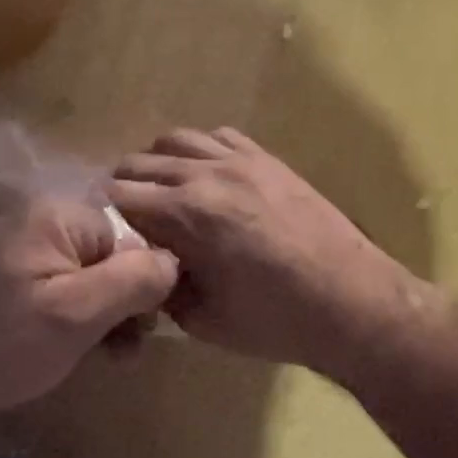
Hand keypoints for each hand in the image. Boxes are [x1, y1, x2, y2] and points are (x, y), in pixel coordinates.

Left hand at [0, 198, 179, 431]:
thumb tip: (177, 258)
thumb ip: (133, 281)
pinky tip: (80, 352)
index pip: (135, 236)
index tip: (144, 328)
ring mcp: (27, 250)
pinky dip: (79, 320)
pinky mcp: (16, 278)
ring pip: (94, 279)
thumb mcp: (76, 315)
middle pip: (115, 256)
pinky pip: (66, 291)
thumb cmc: (0, 344)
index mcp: (61, 215)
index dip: (148, 282)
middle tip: (122, 350)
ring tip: (106, 358)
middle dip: (126, 303)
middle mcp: (45, 221)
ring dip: (106, 318)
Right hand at [109, 127, 436, 380]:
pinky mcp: (268, 160)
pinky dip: (199, 152)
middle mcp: (206, 175)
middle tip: (131, 222)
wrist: (353, 305)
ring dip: (158, 165)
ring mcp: (241, 161)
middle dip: (124, 190)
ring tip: (165, 194)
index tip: (109, 239)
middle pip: (139, 163)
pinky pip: (219, 136)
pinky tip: (206, 179)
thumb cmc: (274, 321)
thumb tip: (146, 268)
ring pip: (175, 140)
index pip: (118, 196)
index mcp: (185, 215)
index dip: (105, 218)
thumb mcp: (201, 319)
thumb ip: (162, 287)